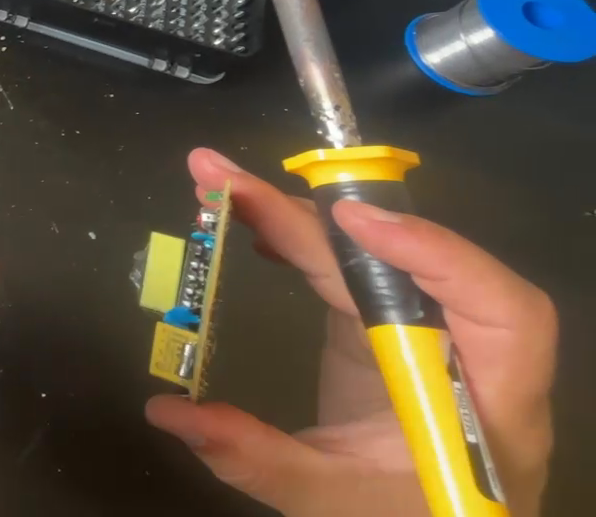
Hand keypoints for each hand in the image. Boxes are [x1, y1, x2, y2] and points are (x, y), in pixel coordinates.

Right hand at [144, 148, 556, 516]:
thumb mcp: (328, 500)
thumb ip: (255, 456)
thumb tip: (165, 409)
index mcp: (481, 400)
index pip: (499, 312)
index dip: (435, 254)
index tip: (349, 219)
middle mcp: (456, 351)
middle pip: (394, 263)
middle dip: (305, 215)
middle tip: (217, 179)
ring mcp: (416, 335)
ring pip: (361, 256)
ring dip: (288, 214)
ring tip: (213, 186)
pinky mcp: (381, 332)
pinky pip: (343, 270)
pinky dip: (295, 239)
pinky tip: (249, 229)